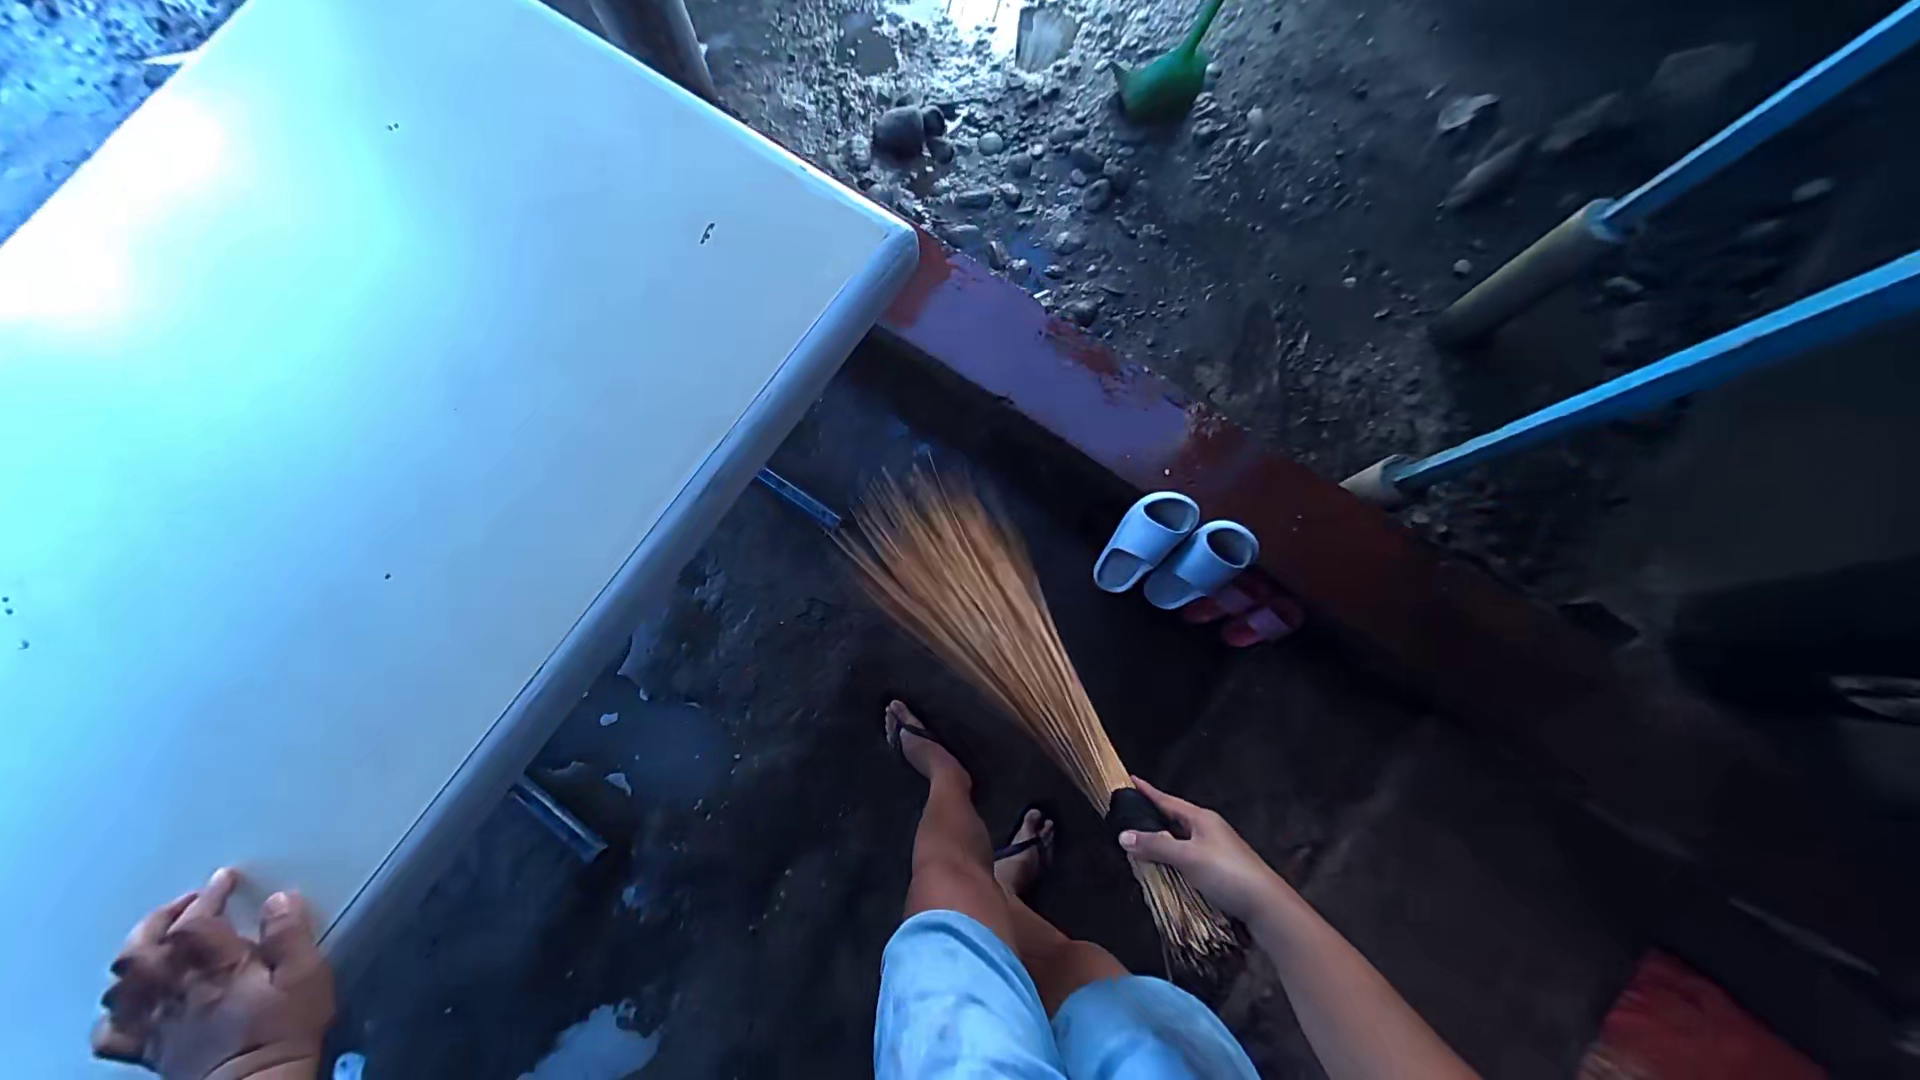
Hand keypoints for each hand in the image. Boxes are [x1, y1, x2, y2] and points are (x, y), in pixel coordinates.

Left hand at [93, 868, 335, 1079]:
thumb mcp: (307, 970)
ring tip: (161, 943)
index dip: (208, 895)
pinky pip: (110, 1031)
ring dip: (134, 958)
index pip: (195, 922)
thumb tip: (278, 898)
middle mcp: (174, 992)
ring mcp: (154, 1024)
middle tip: (186, 903)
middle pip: (139, 952)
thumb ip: (291, 933)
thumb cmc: (286, 1023)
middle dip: (157, 920)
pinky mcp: (146, 1049)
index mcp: (216, 969)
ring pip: (118, 987)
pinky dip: (116, 1010)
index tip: (226, 878)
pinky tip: (135, 1001)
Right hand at [1118, 776, 1289, 922]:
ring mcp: (1217, 848)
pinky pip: (1189, 855)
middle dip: (1153, 816)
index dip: (1148, 791)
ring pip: (1182, 838)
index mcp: (1201, 819)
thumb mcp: (1187, 857)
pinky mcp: (1222, 868)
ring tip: (1144, 842)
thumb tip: (1124, 836)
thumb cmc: (1227, 873)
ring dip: (1163, 839)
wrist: (1268, 906)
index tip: (1131, 780)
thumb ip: (1155, 846)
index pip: (1167, 800)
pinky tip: (1168, 867)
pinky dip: (1174, 856)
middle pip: (1175, 818)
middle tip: (1132, 814)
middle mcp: (1209, 829)